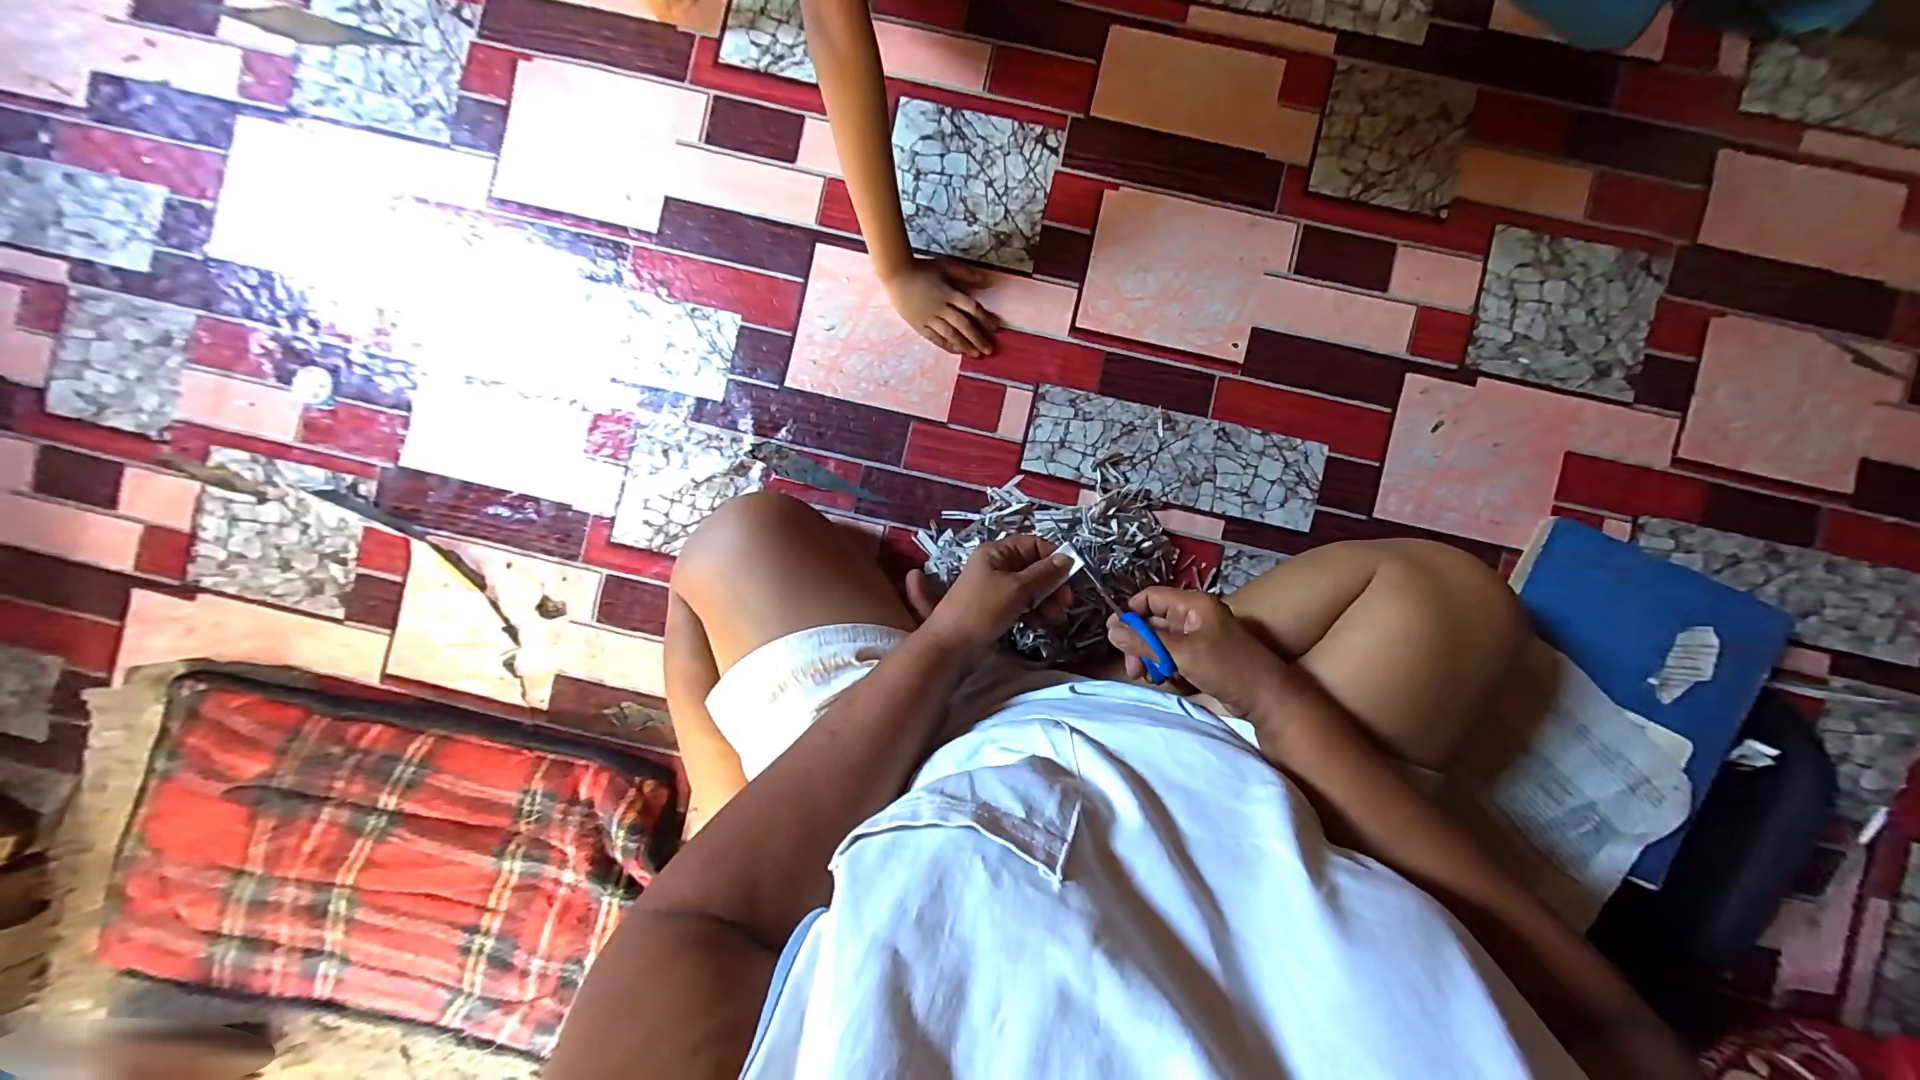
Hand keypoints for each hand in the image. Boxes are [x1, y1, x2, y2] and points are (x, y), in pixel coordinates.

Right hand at [882, 257, 1000, 356]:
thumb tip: (988, 280)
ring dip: (965, 345)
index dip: (985, 318)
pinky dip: (947, 346)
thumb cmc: (922, 270)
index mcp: (949, 293)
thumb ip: (967, 274)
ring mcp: (929, 318)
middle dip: (978, 338)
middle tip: (989, 350)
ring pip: (950, 335)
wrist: (896, 275)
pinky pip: (936, 338)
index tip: (996, 327)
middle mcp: (941, 308)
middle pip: (963, 325)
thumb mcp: (946, 267)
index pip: (971, 308)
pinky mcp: (920, 326)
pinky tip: (957, 351)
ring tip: (976, 354)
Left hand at [908, 537, 1072, 660]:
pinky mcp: (998, 609)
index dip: (1052, 557)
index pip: (1032, 544)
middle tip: (1064, 604)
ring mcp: (996, 589)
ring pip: (1031, 588)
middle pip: (1034, 567)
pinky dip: (1034, 612)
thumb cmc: (981, 610)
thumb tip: (1067, 558)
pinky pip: (1023, 604)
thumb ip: (1044, 573)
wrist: (950, 647)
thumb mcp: (1016, 588)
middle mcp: (996, 566)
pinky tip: (1039, 623)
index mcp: (996, 553)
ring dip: (1046, 600)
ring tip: (1053, 617)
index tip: (1069, 577)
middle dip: (1052, 583)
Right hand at [1107, 588, 1288, 716]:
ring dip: (1148, 656)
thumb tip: (1111, 630)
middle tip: (1132, 666)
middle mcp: (1194, 616)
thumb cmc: (1227, 668)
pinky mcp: (1199, 655)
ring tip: (1146, 674)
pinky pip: (1171, 654)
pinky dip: (1162, 664)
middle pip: (1152, 620)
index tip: (1117, 635)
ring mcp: (1197, 636)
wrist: (1266, 699)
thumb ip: (1145, 642)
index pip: (1151, 597)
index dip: (1131, 613)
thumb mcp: (1182, 653)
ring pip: (1159, 640)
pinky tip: (1161, 678)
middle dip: (1138, 642)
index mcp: (1193, 605)